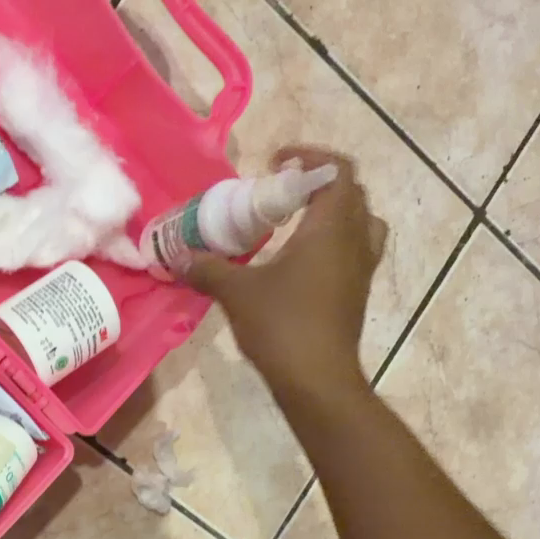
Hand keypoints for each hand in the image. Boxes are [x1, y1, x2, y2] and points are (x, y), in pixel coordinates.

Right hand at [186, 146, 387, 402]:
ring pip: (358, 222)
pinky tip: (300, 263)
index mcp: (331, 226)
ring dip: (331, 214)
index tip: (275, 163)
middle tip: (280, 195)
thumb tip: (178, 257)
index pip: (334, 170)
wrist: (316, 378)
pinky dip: (332, 244)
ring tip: (296, 225)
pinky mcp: (357, 292)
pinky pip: (352, 251)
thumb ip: (208, 268)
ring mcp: (361, 267)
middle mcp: (355, 238)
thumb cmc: (281, 325)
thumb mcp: (236, 292)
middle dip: (316, 185)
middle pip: (349, 192)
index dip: (308, 158)